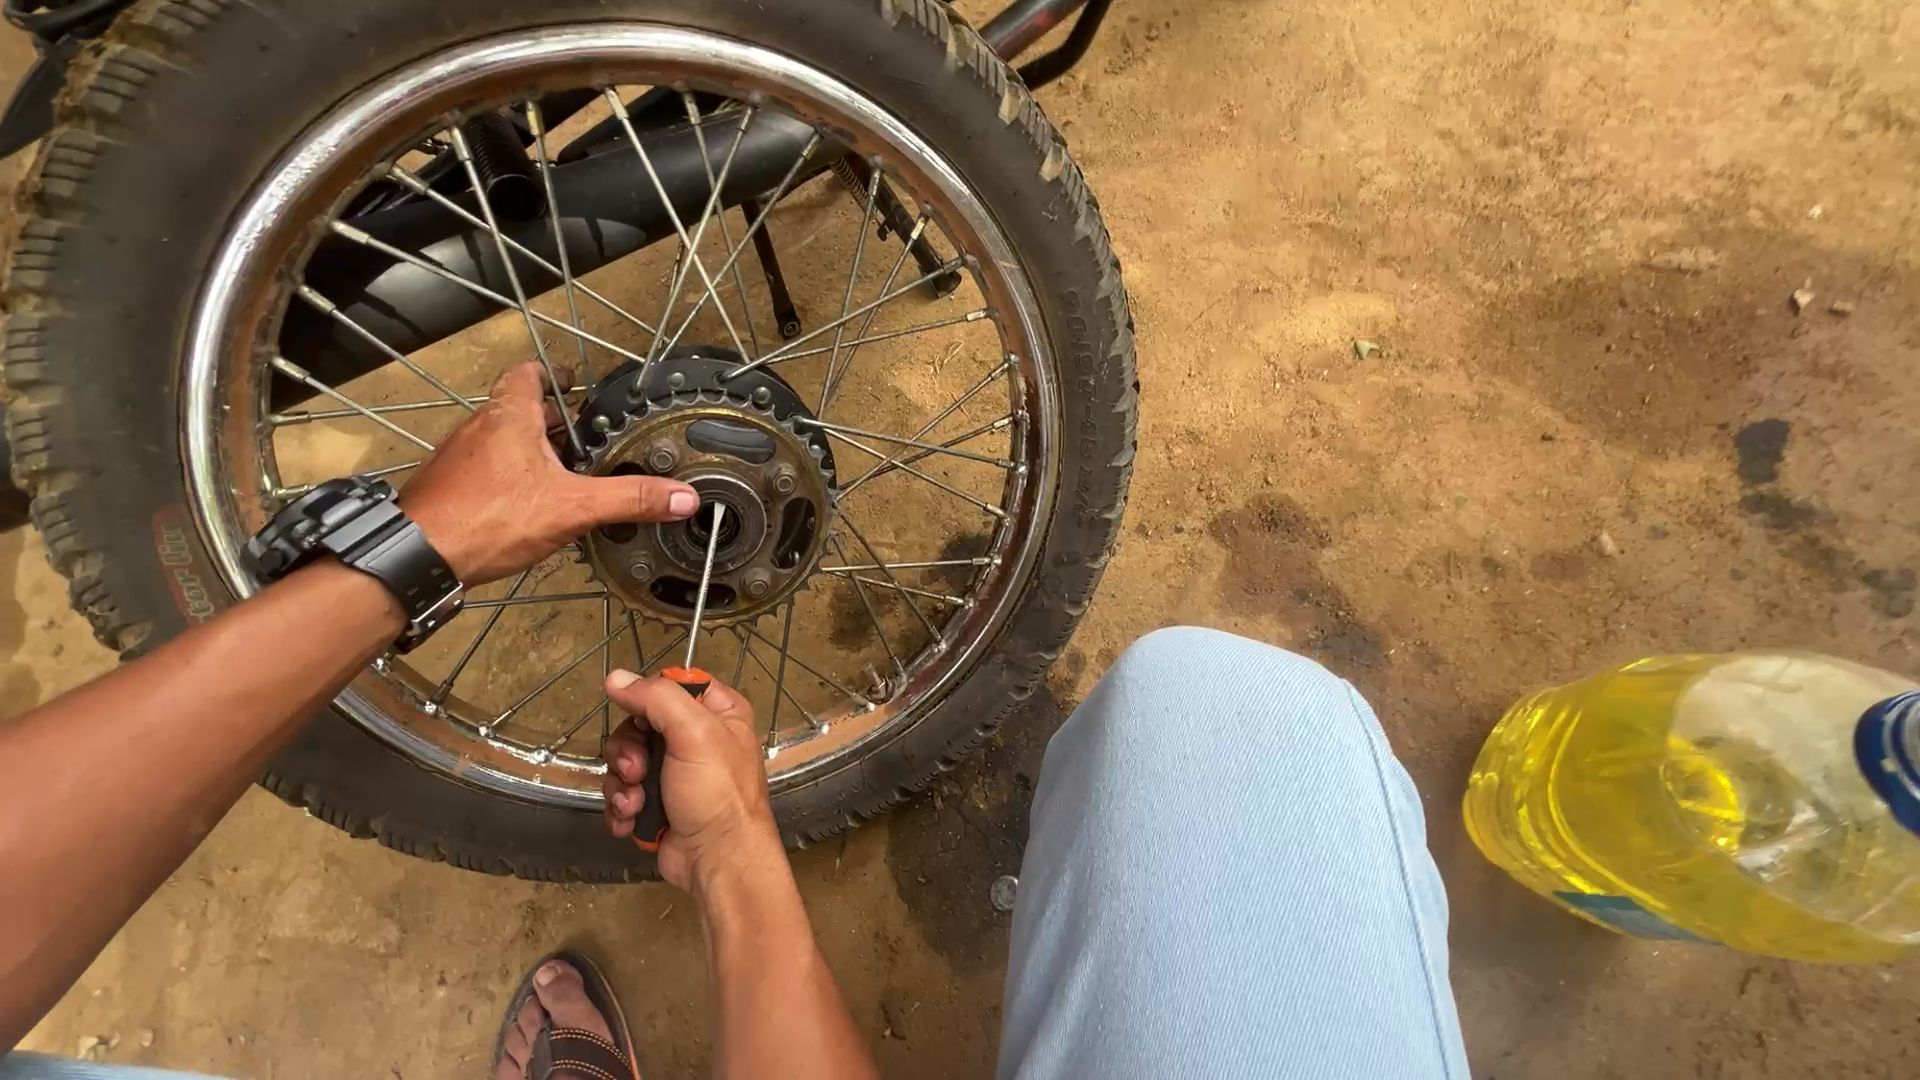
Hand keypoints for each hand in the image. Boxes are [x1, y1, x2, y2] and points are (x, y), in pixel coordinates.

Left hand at [398, 362, 698, 583]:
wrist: (416, 558)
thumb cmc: (487, 518)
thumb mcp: (573, 507)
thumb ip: (630, 499)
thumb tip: (682, 496)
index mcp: (510, 418)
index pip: (528, 375)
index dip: (554, 374)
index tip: (576, 381)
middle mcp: (481, 429)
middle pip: (521, 410)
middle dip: (556, 420)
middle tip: (589, 434)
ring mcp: (461, 458)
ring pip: (505, 441)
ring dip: (535, 450)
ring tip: (570, 472)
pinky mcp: (452, 487)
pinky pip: (490, 470)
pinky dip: (515, 476)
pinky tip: (535, 504)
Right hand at [600, 670, 783, 893]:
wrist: (718, 859)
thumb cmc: (717, 792)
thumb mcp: (694, 733)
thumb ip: (657, 699)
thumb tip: (616, 678)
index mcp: (720, 711)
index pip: (673, 686)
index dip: (648, 700)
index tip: (638, 717)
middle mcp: (699, 737)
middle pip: (640, 724)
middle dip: (628, 752)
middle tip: (637, 771)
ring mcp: (676, 771)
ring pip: (626, 760)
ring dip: (622, 784)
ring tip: (635, 803)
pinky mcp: (658, 802)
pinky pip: (624, 792)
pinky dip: (621, 807)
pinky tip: (630, 820)